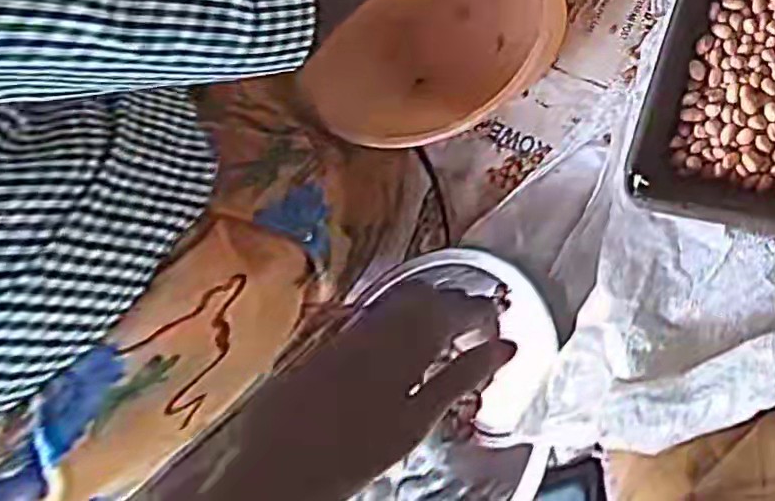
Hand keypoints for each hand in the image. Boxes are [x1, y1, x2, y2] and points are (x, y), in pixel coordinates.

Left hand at [148, 283, 513, 500]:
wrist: (265, 482)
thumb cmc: (352, 457)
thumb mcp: (416, 422)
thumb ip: (463, 377)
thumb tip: (509, 346)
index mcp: (411, 338)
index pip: (462, 307)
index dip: (485, 314)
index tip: (495, 333)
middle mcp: (383, 324)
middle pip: (433, 294)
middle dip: (456, 305)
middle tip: (470, 333)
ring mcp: (351, 332)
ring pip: (401, 301)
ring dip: (426, 310)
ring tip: (435, 340)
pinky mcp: (326, 347)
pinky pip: (373, 318)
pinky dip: (395, 325)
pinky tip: (393, 354)